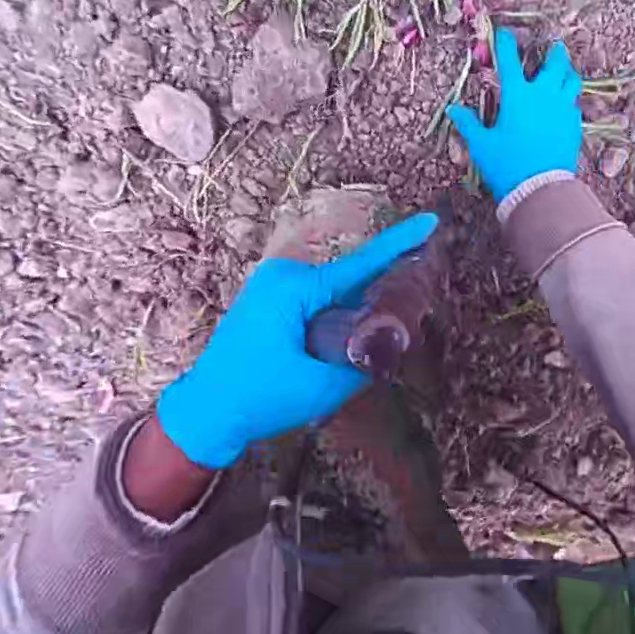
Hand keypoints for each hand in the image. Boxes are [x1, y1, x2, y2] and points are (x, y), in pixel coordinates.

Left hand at [155, 212, 439, 468]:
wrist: (204, 412)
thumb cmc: (256, 398)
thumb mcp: (318, 388)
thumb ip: (362, 366)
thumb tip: (390, 350)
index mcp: (294, 289)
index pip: (361, 265)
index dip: (400, 244)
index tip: (430, 221)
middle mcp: (284, 276)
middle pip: (351, 277)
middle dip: (384, 286)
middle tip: (416, 297)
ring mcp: (276, 284)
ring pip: (337, 289)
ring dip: (360, 305)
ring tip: (382, 325)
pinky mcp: (274, 299)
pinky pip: (320, 297)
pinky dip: (341, 310)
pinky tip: (354, 329)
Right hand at [446, 28, 583, 198]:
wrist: (540, 188)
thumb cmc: (506, 164)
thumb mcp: (482, 145)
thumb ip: (469, 124)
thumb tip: (454, 109)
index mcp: (517, 96)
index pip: (510, 61)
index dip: (506, 45)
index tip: (505, 34)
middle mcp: (543, 96)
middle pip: (555, 65)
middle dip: (554, 53)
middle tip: (555, 47)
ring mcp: (562, 110)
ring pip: (571, 82)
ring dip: (567, 73)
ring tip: (565, 71)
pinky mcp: (575, 126)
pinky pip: (575, 105)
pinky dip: (570, 100)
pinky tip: (565, 105)